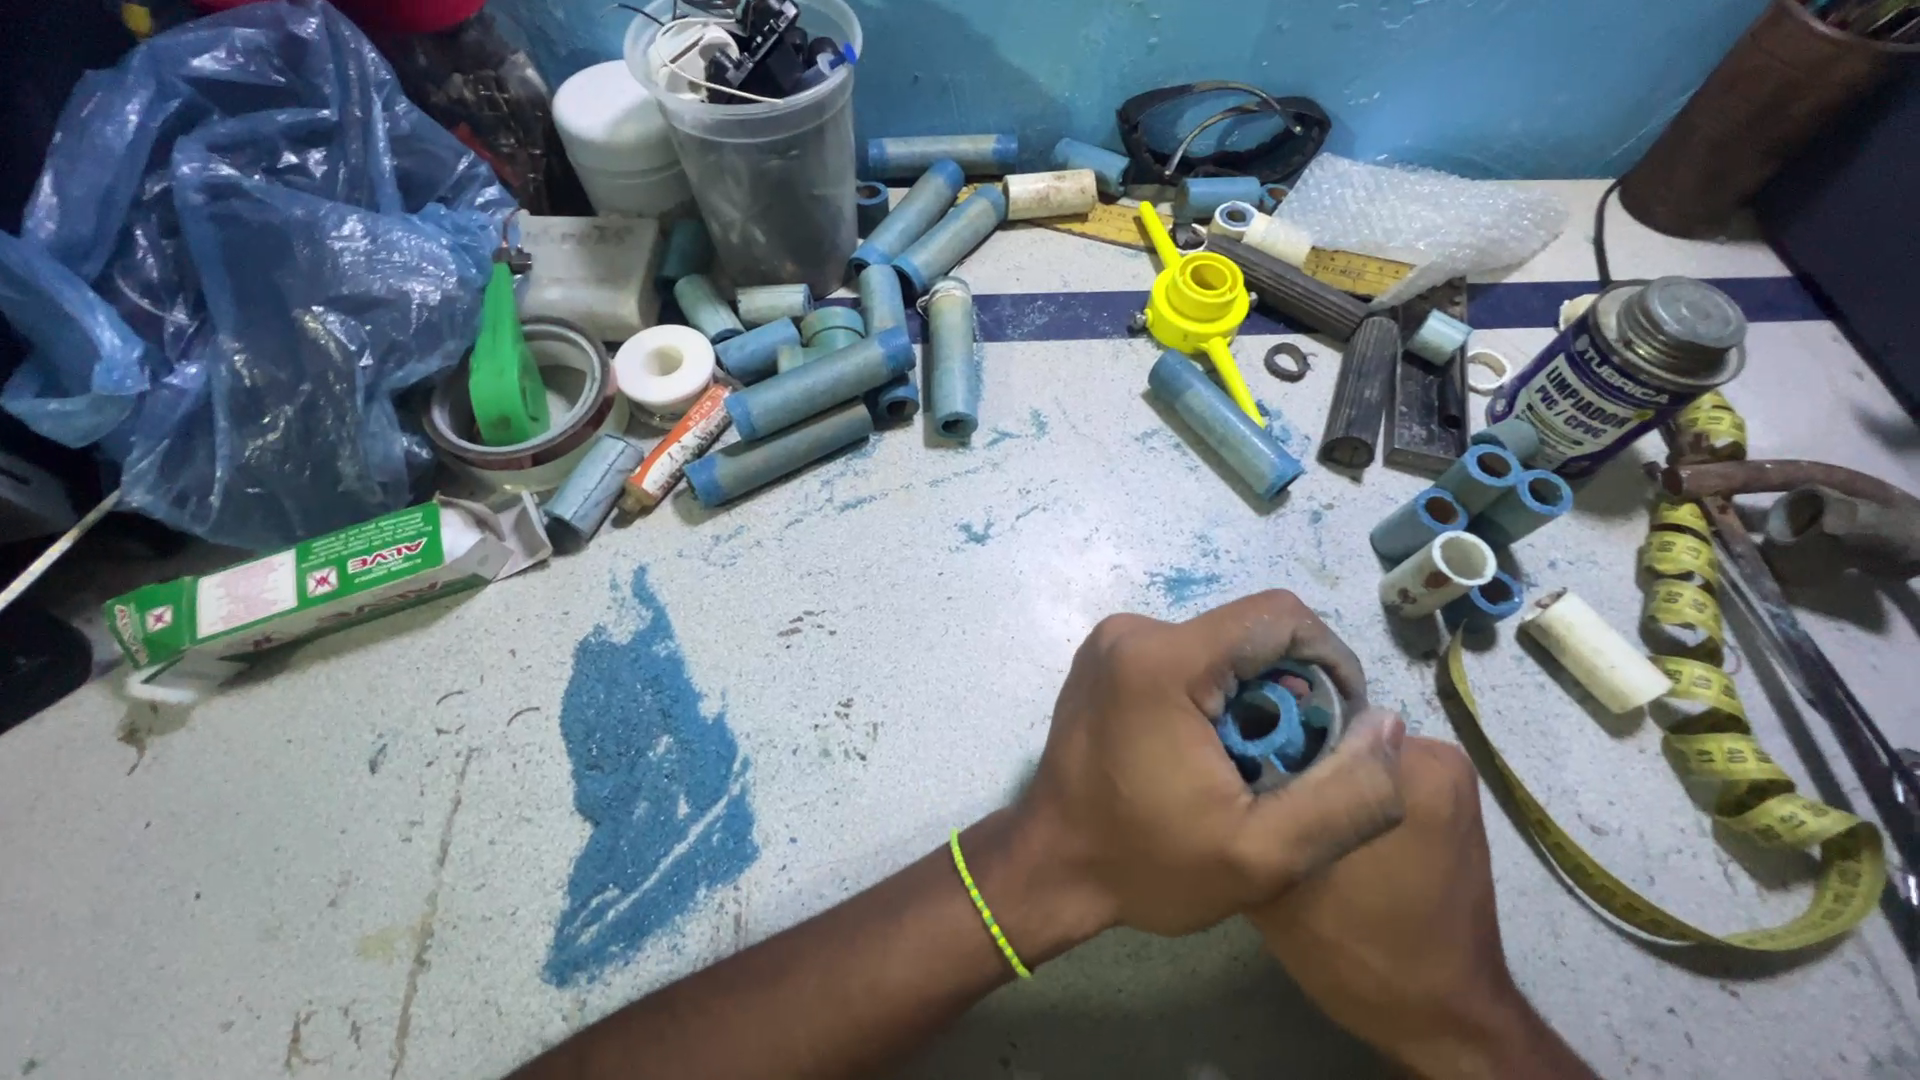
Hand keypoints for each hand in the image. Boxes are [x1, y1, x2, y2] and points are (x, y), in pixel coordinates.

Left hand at [1013, 590, 1407, 939]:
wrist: (1050, 867)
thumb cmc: (1145, 864)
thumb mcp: (1263, 855)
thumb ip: (1347, 794)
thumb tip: (1387, 723)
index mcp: (1162, 660)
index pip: (1280, 616)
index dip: (1331, 660)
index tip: (1340, 726)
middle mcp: (1131, 631)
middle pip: (1249, 632)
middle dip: (1289, 692)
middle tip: (1289, 763)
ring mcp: (1112, 642)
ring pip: (1220, 646)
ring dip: (1253, 698)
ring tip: (1248, 767)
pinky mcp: (1105, 660)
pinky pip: (1185, 656)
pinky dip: (1215, 695)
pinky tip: (1210, 753)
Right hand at [1246, 738, 1590, 1078]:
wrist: (1438, 1017)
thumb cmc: (1357, 946)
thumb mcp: (1278, 874)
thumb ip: (1250, 805)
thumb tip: (1214, 759)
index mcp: (1403, 763)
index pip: (1307, 715)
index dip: (1260, 736)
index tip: (1230, 765)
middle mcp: (1434, 757)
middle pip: (1331, 732)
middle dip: (1290, 758)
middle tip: (1250, 797)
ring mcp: (1447, 782)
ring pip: (1349, 756)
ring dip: (1315, 779)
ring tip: (1281, 820)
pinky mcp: (1448, 810)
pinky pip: (1376, 780)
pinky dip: (1344, 798)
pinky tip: (1316, 834)